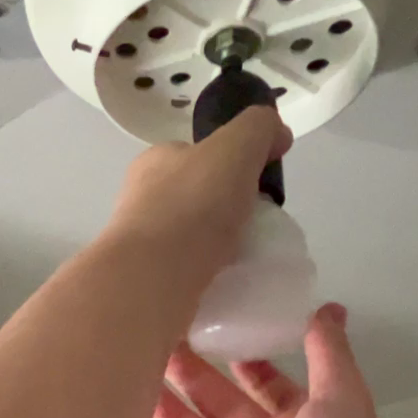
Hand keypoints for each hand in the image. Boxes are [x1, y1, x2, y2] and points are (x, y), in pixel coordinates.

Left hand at [100, 105, 292, 275]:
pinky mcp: (148, 288)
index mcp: (154, 163)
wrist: (153, 279)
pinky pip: (184, 279)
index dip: (226, 166)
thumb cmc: (192, 205)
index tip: (254, 187)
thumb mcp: (235, 148)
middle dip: (221, 214)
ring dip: (214, 251)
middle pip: (191, 202)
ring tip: (242, 261)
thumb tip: (277, 135)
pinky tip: (226, 287)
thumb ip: (258, 130)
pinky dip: (206, 281)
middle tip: (252, 229)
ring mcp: (141, 249)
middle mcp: (141, 204)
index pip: (192, 156)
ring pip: (186, 244)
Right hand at [139, 304, 395, 417]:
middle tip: (158, 340)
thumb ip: (329, 353)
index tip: (211, 327)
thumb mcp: (344, 400)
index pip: (265, 385)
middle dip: (192, 375)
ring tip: (132, 370)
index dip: (241, 358)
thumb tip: (327, 308)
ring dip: (164, 406)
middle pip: (220, 405)